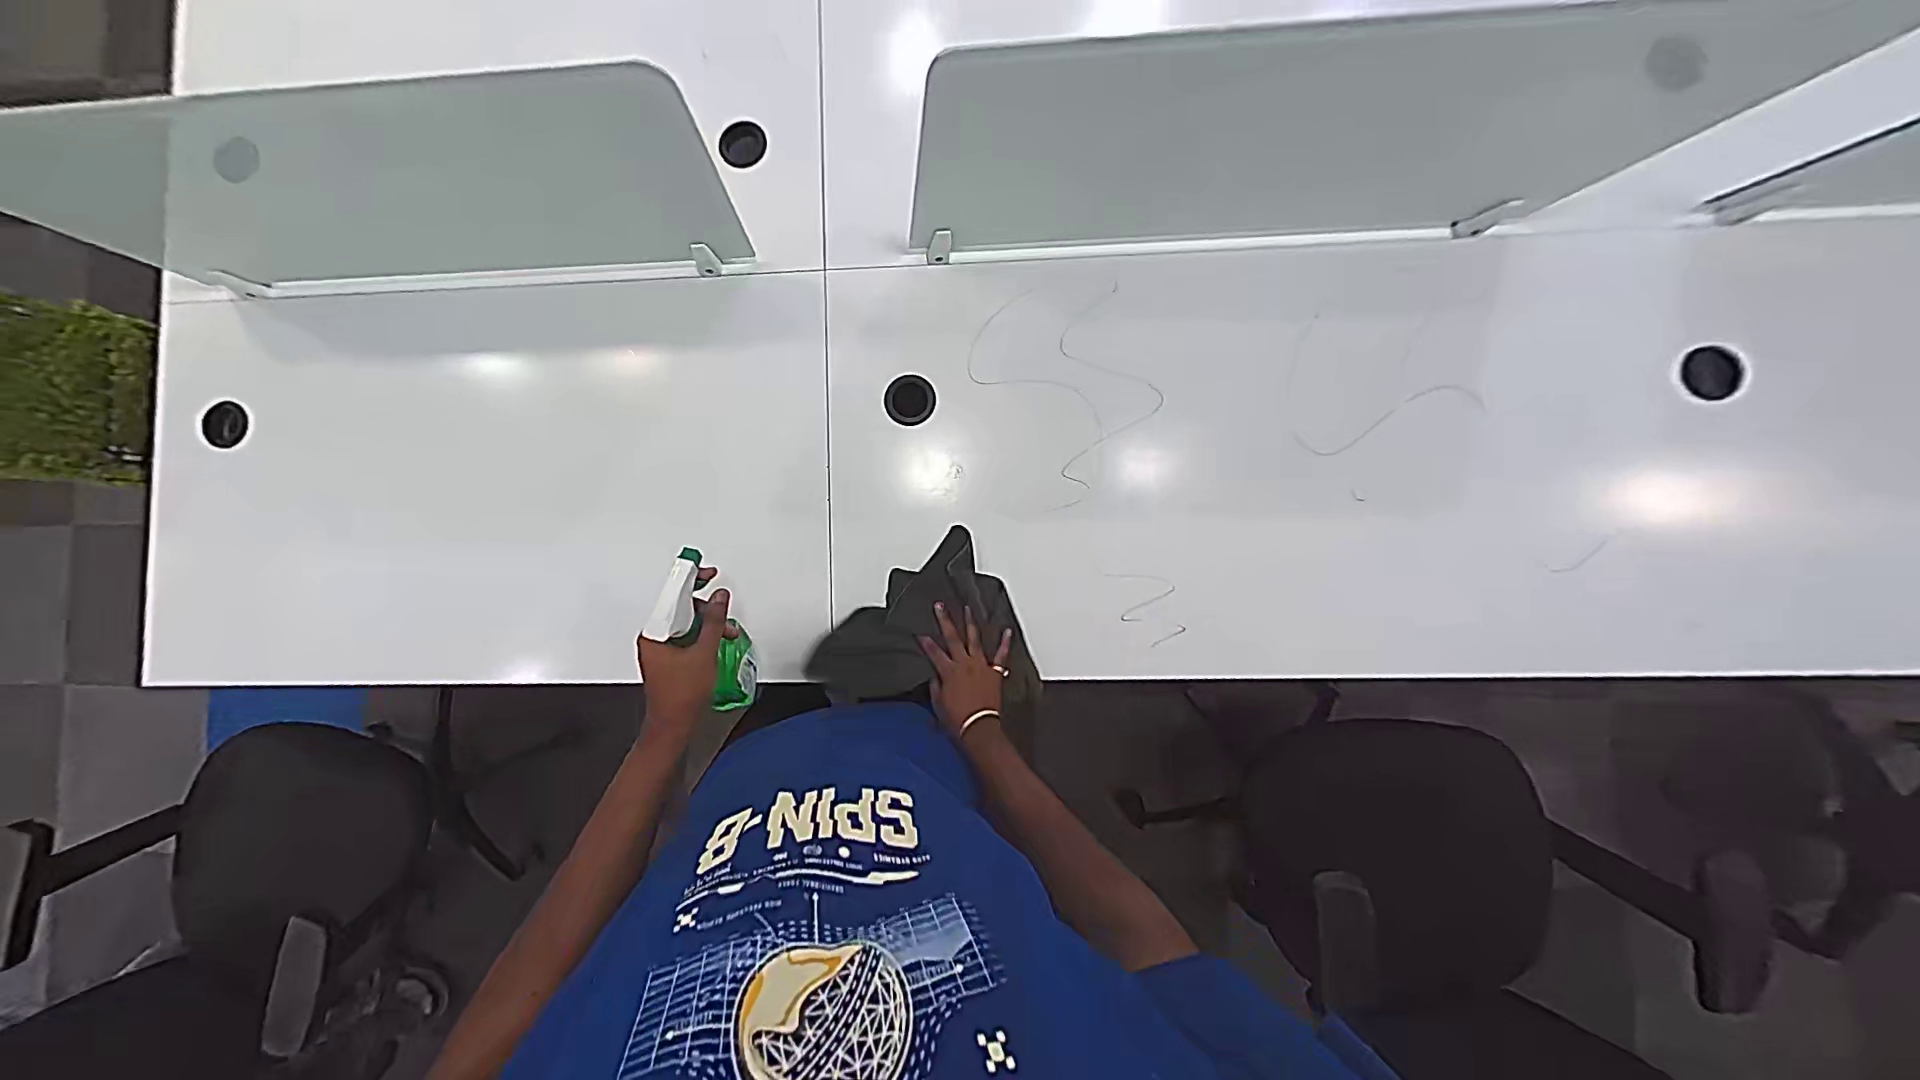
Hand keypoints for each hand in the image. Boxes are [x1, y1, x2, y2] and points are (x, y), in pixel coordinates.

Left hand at [636, 567, 739, 727]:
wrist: (674, 726)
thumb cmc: (682, 695)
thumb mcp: (704, 652)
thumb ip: (714, 621)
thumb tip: (719, 598)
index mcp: (655, 633)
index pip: (673, 597)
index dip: (691, 581)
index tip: (704, 570)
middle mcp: (654, 639)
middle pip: (682, 609)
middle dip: (706, 609)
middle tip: (723, 608)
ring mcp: (661, 649)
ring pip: (687, 624)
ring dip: (708, 625)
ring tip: (724, 633)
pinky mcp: (670, 658)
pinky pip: (687, 637)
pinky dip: (703, 636)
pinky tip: (716, 642)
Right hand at [918, 602, 1012, 739]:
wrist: (978, 728)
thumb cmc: (957, 720)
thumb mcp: (938, 703)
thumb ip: (936, 686)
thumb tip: (935, 677)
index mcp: (948, 671)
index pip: (934, 652)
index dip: (926, 643)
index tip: (920, 633)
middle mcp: (964, 664)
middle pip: (952, 637)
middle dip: (944, 620)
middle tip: (940, 606)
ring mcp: (980, 666)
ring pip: (974, 639)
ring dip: (970, 623)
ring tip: (967, 609)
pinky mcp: (994, 672)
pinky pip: (1001, 655)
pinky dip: (1004, 643)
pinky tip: (1007, 631)